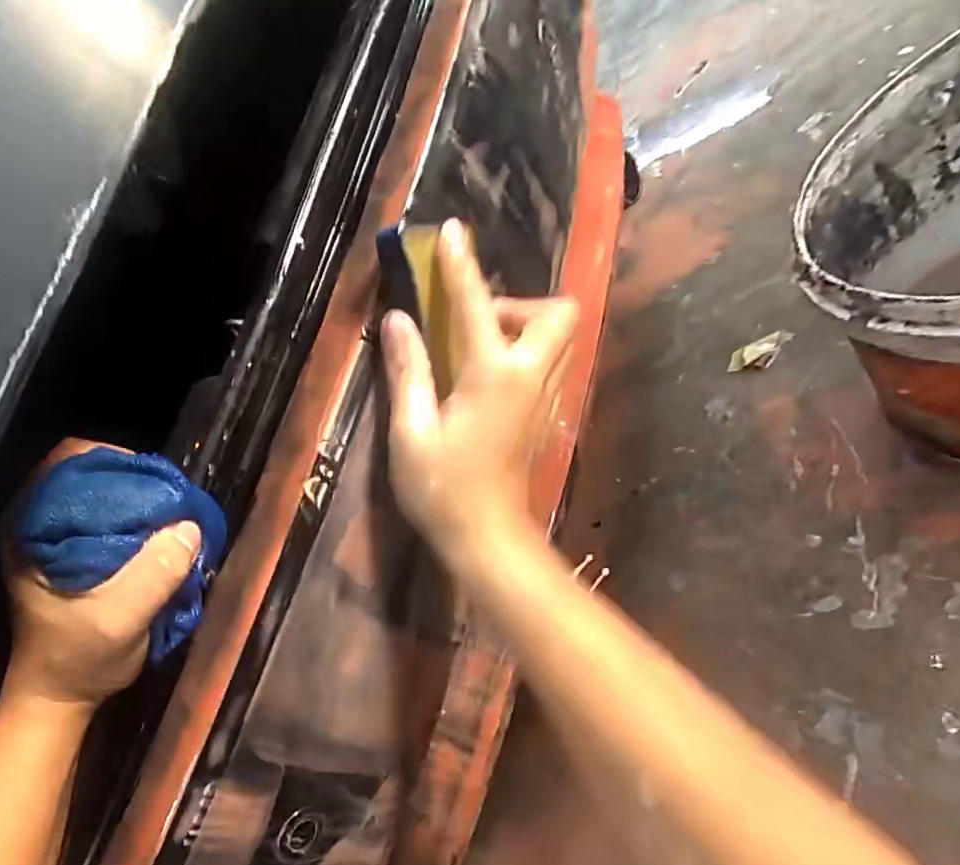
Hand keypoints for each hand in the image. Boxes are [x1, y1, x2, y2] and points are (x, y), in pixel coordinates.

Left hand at [1, 439, 201, 710]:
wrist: (59, 696)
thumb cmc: (78, 658)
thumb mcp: (119, 620)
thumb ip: (152, 575)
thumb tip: (190, 528)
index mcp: (30, 523)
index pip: (74, 459)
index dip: (121, 462)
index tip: (160, 486)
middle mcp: (39, 520)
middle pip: (94, 472)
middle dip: (140, 484)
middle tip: (176, 504)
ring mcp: (56, 536)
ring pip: (106, 496)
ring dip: (144, 505)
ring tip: (176, 520)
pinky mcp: (76, 554)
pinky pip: (113, 520)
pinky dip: (141, 524)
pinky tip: (163, 541)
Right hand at [379, 219, 578, 563]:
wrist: (486, 537)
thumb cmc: (442, 489)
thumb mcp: (411, 431)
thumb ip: (408, 370)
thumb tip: (399, 320)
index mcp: (493, 376)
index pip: (476, 305)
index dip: (461, 266)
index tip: (452, 231)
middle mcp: (531, 378)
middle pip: (556, 312)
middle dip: (520, 303)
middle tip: (477, 324)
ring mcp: (547, 399)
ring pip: (560, 339)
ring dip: (526, 327)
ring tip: (480, 349)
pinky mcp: (548, 418)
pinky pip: (552, 366)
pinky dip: (529, 354)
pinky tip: (492, 380)